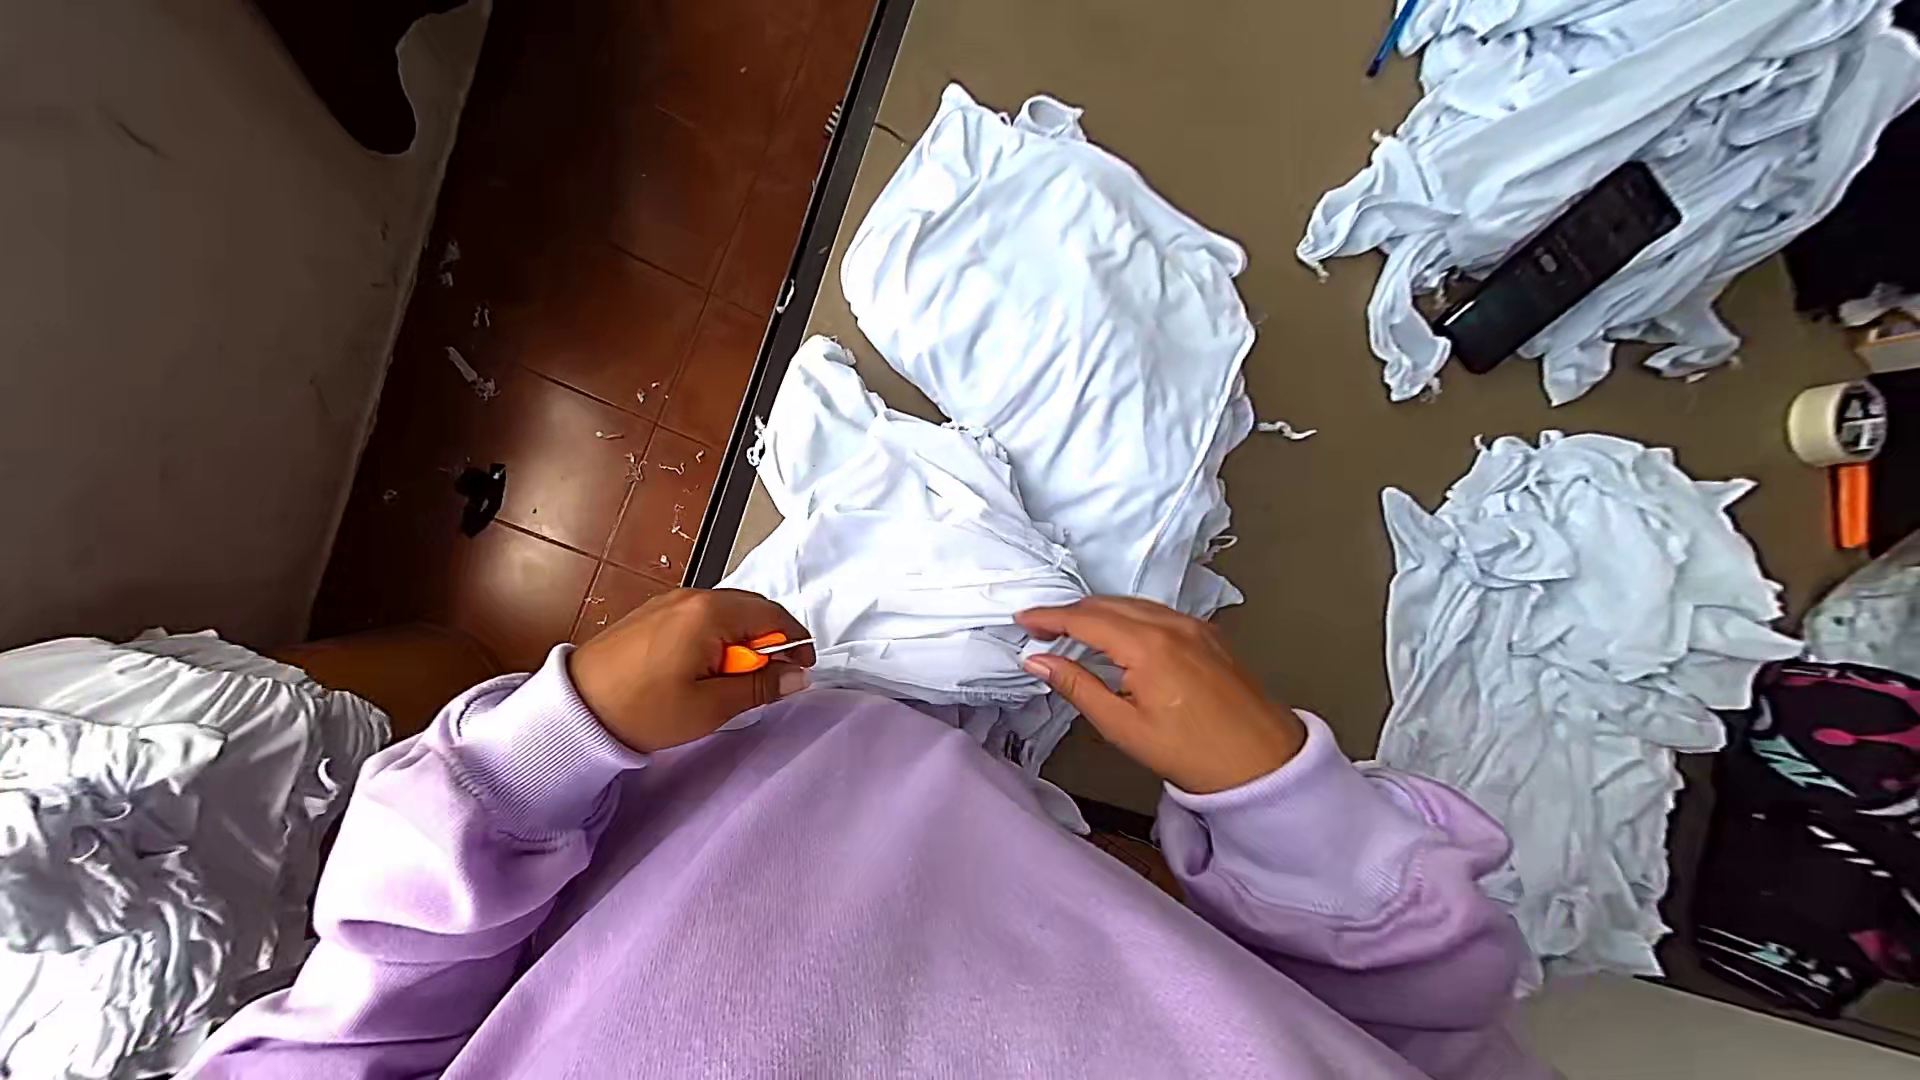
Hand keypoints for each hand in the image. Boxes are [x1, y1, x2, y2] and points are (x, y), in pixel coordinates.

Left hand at [568, 588, 812, 752]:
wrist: (570, 711)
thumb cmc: (639, 709)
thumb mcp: (711, 706)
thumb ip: (761, 686)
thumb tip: (797, 676)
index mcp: (712, 613)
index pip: (775, 618)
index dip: (796, 644)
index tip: (800, 669)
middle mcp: (694, 596)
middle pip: (755, 609)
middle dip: (769, 642)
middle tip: (767, 678)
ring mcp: (672, 600)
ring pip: (730, 611)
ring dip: (743, 639)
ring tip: (732, 678)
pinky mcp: (656, 611)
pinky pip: (704, 614)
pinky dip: (719, 635)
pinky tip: (706, 667)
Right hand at [1015, 597, 1306, 793]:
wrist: (1264, 764)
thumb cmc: (1194, 753)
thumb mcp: (1123, 726)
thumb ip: (1076, 686)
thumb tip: (1037, 661)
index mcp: (1147, 646)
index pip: (1084, 619)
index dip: (1048, 617)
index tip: (1024, 621)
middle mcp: (1170, 624)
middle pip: (1105, 604)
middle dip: (1069, 612)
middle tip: (1041, 629)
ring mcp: (1192, 624)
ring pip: (1130, 603)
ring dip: (1096, 612)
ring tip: (1071, 631)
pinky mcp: (1206, 632)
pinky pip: (1155, 611)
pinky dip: (1125, 615)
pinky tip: (1116, 634)